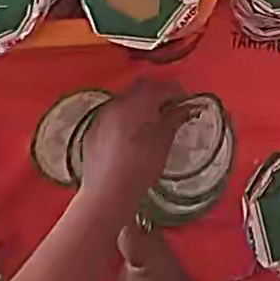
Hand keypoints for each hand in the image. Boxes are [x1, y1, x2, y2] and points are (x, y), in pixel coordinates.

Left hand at [79, 78, 187, 210]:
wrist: (107, 193)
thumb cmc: (141, 165)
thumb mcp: (165, 140)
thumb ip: (176, 118)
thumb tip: (187, 107)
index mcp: (140, 100)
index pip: (166, 86)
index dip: (179, 93)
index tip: (186, 105)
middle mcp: (119, 101)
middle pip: (144, 87)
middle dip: (158, 95)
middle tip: (168, 112)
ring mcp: (103, 115)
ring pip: (126, 100)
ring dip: (140, 106)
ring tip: (149, 126)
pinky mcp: (92, 130)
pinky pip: (113, 115)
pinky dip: (124, 119)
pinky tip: (129, 139)